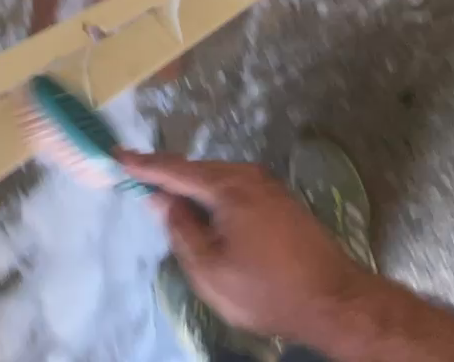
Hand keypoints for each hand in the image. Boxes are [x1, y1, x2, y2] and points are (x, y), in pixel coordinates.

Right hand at [121, 151, 370, 343]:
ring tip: (172, 203)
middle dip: (168, 176)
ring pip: (217, 179)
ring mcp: (267, 185)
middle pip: (196, 171)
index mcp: (226, 187)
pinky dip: (214, 196)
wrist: (336, 301)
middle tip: (139, 179)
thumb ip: (181, 230)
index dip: (143, 164)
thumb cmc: (267, 289)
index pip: (174, 170)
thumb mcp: (211, 271)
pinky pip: (234, 188)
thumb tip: (160, 199)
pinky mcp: (279, 199)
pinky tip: (210, 216)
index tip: (116, 154)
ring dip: (193, 189)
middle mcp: (246, 175)